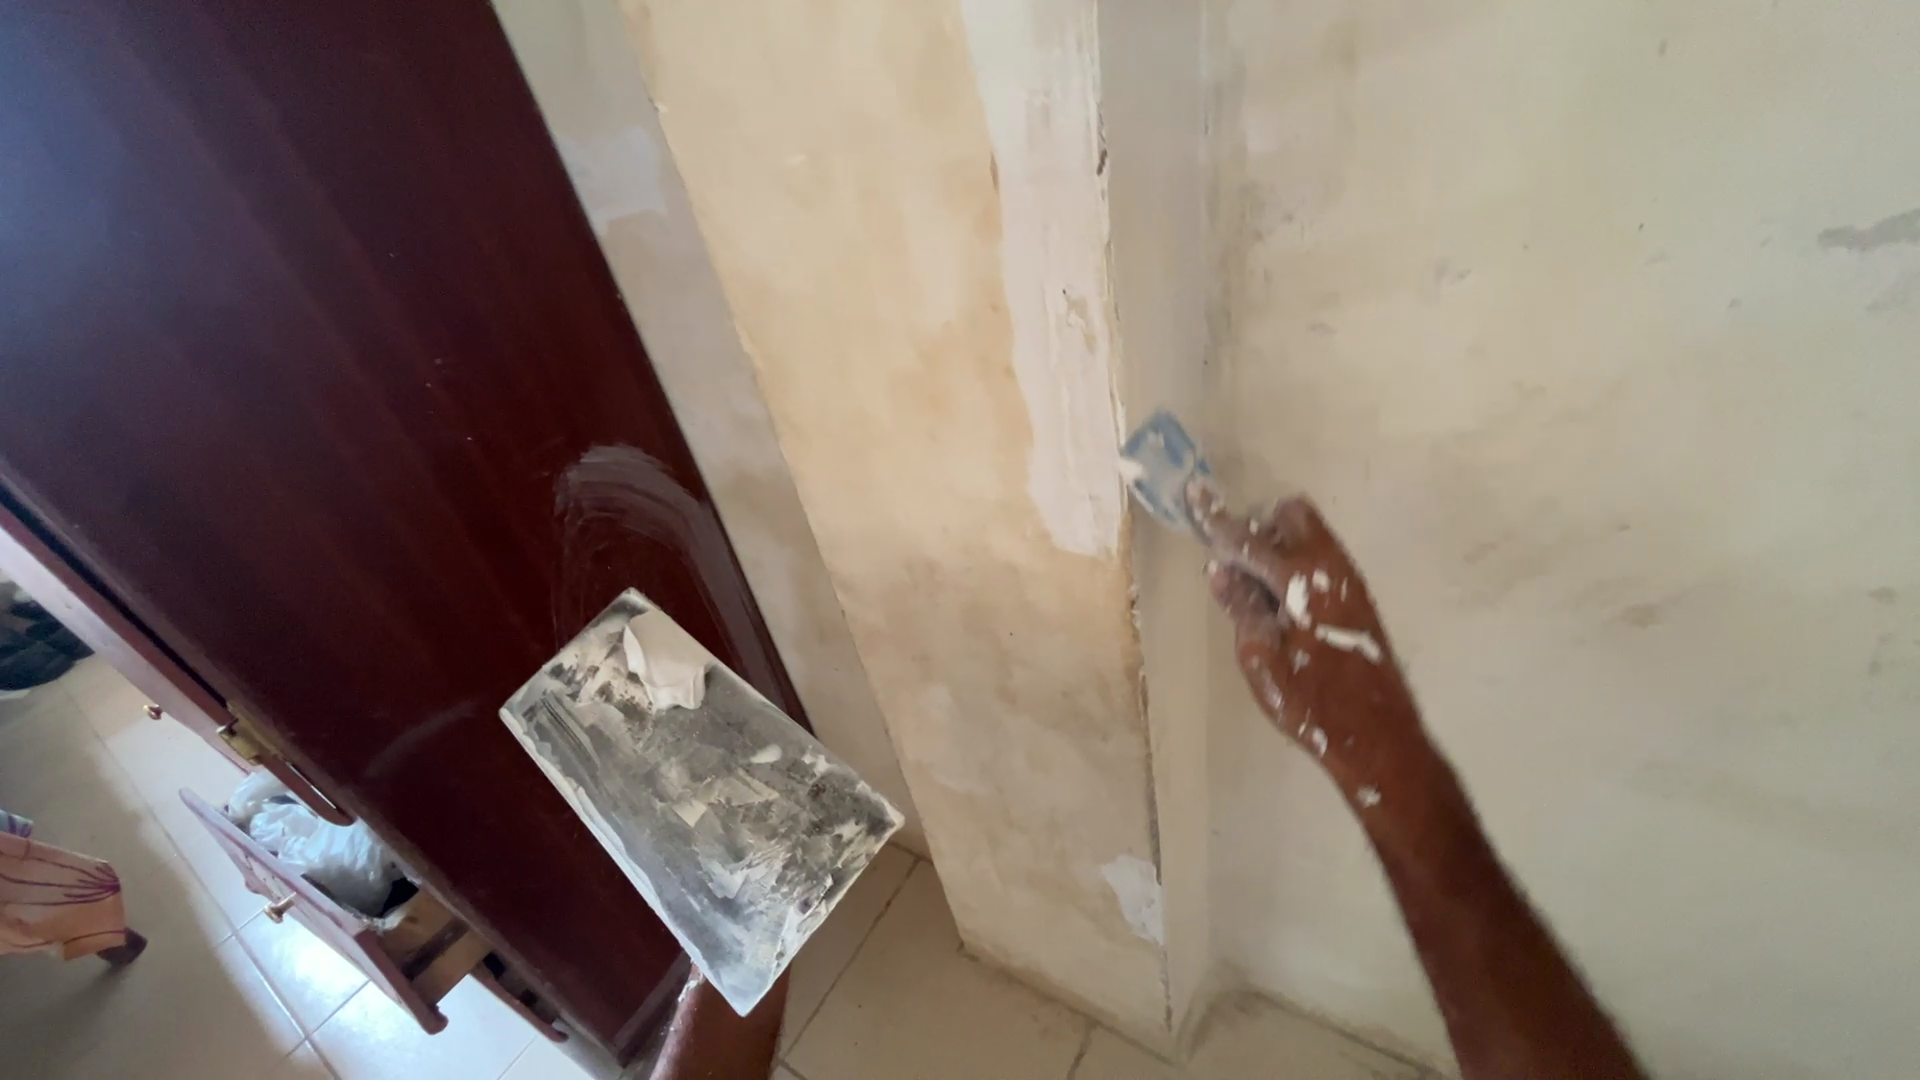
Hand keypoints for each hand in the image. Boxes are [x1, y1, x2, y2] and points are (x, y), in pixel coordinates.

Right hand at [1190, 484, 1423, 796]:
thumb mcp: (1259, 656)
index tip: (1195, 494)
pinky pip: (1319, 558)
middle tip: (1236, 562)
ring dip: (1277, 545)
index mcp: (1301, 581)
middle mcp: (1330, 568)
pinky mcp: (1356, 597)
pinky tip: (1278, 603)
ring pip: (1308, 535)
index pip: (1248, 540)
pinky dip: (1293, 563)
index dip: (1217, 520)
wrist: (1376, 734)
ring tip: (1254, 588)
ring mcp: (1348, 580)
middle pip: (1291, 516)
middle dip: (1259, 526)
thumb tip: (1220, 567)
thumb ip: (1241, 606)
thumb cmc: (1309, 700)